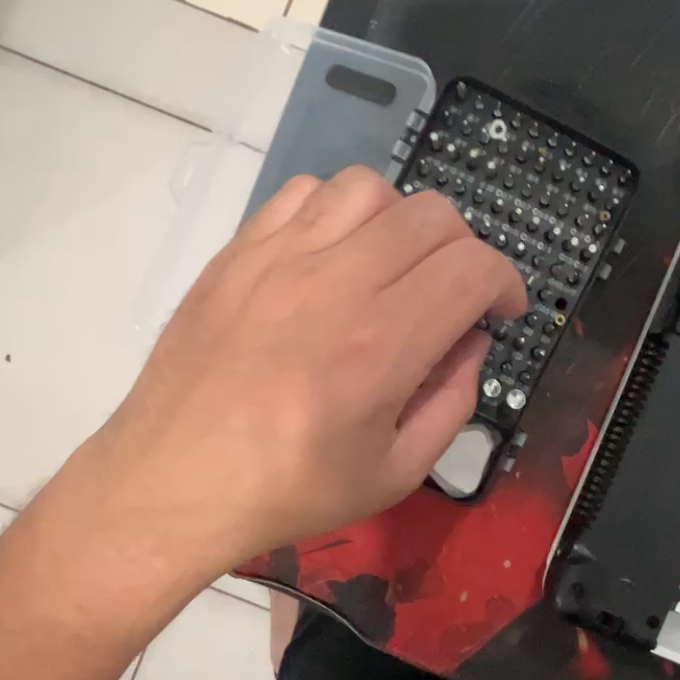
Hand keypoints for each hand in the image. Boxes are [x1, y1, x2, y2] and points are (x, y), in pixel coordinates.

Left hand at [63, 167, 525, 574]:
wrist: (173, 482)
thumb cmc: (288, 491)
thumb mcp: (394, 475)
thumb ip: (452, 402)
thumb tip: (470, 341)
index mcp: (380, 346)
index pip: (472, 268)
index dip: (505, 283)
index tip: (502, 312)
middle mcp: (334, 283)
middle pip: (432, 216)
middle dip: (464, 251)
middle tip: (454, 296)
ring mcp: (277, 259)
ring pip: (369, 188)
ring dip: (401, 223)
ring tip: (392, 269)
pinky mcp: (236, 253)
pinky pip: (302, 194)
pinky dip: (337, 213)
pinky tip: (333, 258)